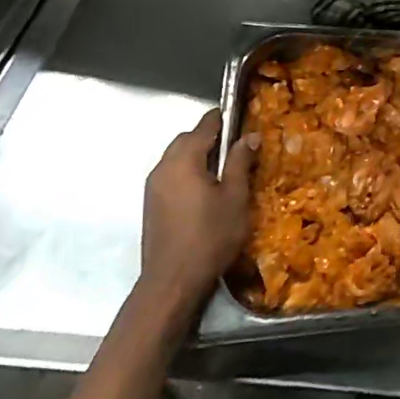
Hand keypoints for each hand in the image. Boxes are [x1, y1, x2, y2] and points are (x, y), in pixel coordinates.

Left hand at [140, 109, 253, 302]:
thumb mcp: (235, 198)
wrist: (172, 281)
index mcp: (184, 159)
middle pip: (186, 139)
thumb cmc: (210, 236)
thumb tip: (249, 136)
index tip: (240, 117)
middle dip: (208, 137)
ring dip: (197, 155)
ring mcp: (153, 185)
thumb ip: (240, 162)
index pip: (204, 126)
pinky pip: (170, 174)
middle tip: (234, 147)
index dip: (222, 118)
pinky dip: (186, 172)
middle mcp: (163, 166)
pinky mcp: (151, 203)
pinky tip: (203, 190)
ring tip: (221, 170)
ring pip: (176, 157)